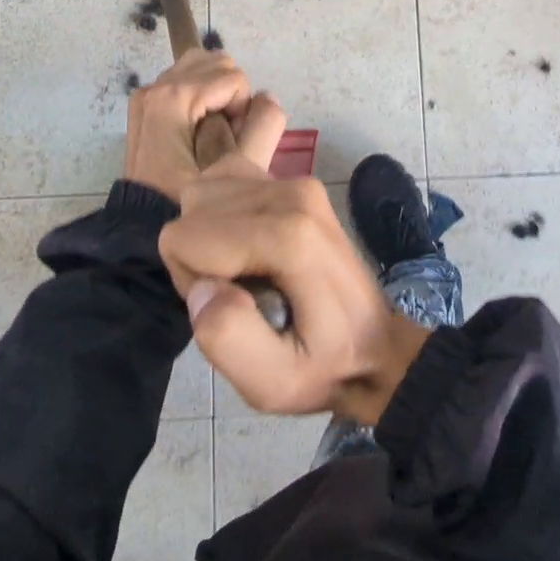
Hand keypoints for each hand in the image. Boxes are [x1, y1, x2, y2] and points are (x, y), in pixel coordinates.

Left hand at [124, 49, 285, 202]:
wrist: (141, 223)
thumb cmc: (186, 199)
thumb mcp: (233, 169)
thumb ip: (262, 129)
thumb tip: (270, 98)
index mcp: (174, 98)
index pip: (233, 78)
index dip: (243, 108)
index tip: (232, 141)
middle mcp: (157, 86)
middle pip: (218, 62)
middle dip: (232, 94)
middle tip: (227, 133)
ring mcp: (148, 92)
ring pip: (202, 64)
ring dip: (219, 90)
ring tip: (217, 127)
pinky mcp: (147, 101)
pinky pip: (186, 77)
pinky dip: (203, 93)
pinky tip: (202, 127)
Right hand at [160, 158, 430, 425]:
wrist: (377, 348)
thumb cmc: (325, 368)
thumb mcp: (273, 383)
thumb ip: (228, 339)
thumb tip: (203, 288)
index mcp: (288, 238)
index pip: (182, 238)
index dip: (191, 283)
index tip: (231, 309)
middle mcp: (293, 194)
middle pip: (193, 208)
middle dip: (199, 256)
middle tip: (240, 295)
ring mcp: (297, 182)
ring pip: (206, 192)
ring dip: (209, 234)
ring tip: (246, 273)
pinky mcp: (296, 181)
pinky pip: (228, 177)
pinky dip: (224, 210)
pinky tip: (248, 244)